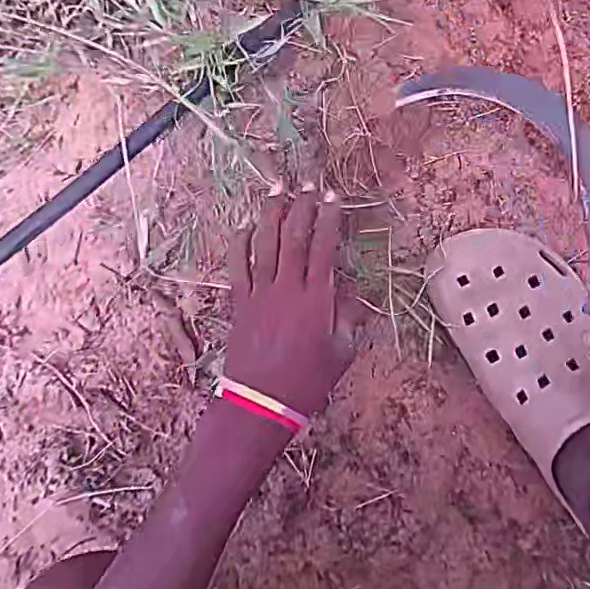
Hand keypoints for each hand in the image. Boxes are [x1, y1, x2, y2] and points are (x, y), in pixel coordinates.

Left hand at [222, 188, 356, 417]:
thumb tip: (351, 291)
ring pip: (264, 244)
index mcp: (316, 299)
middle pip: (294, 237)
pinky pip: (238, 265)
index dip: (329, 219)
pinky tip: (245, 227)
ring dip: (271, 215)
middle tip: (307, 186)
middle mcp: (287, 288)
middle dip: (301, 208)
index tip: (332, 198)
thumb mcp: (341, 352)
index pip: (324, 248)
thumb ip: (348, 317)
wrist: (261, 403)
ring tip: (277, 191)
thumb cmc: (307, 381)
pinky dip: (240, 243)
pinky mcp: (239, 301)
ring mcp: (259, 292)